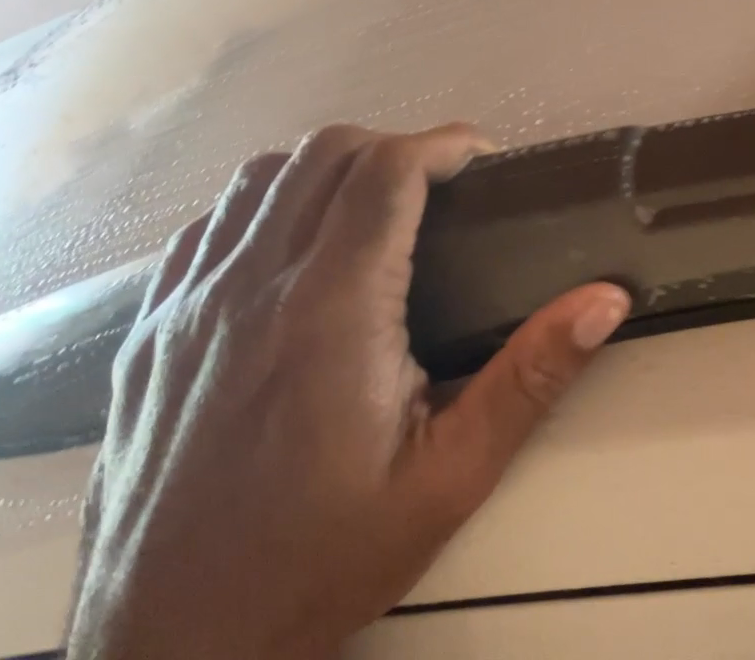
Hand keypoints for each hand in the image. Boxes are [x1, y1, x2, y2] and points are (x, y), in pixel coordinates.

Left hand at [68, 123, 630, 659]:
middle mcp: (249, 291)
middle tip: (449, 184)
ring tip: (382, 203)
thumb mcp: (454, 475)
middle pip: (320, 156)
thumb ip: (533, 375)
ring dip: (329, 167)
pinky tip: (300, 246)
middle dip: (395, 146)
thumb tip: (607, 299)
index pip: (383, 175)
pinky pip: (209, 227)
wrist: (175, 643)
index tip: (487, 157)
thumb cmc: (325, 557)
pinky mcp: (146, 336)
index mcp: (331, 314)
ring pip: (257, 180)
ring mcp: (183, 310)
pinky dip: (267, 205)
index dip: (443, 144)